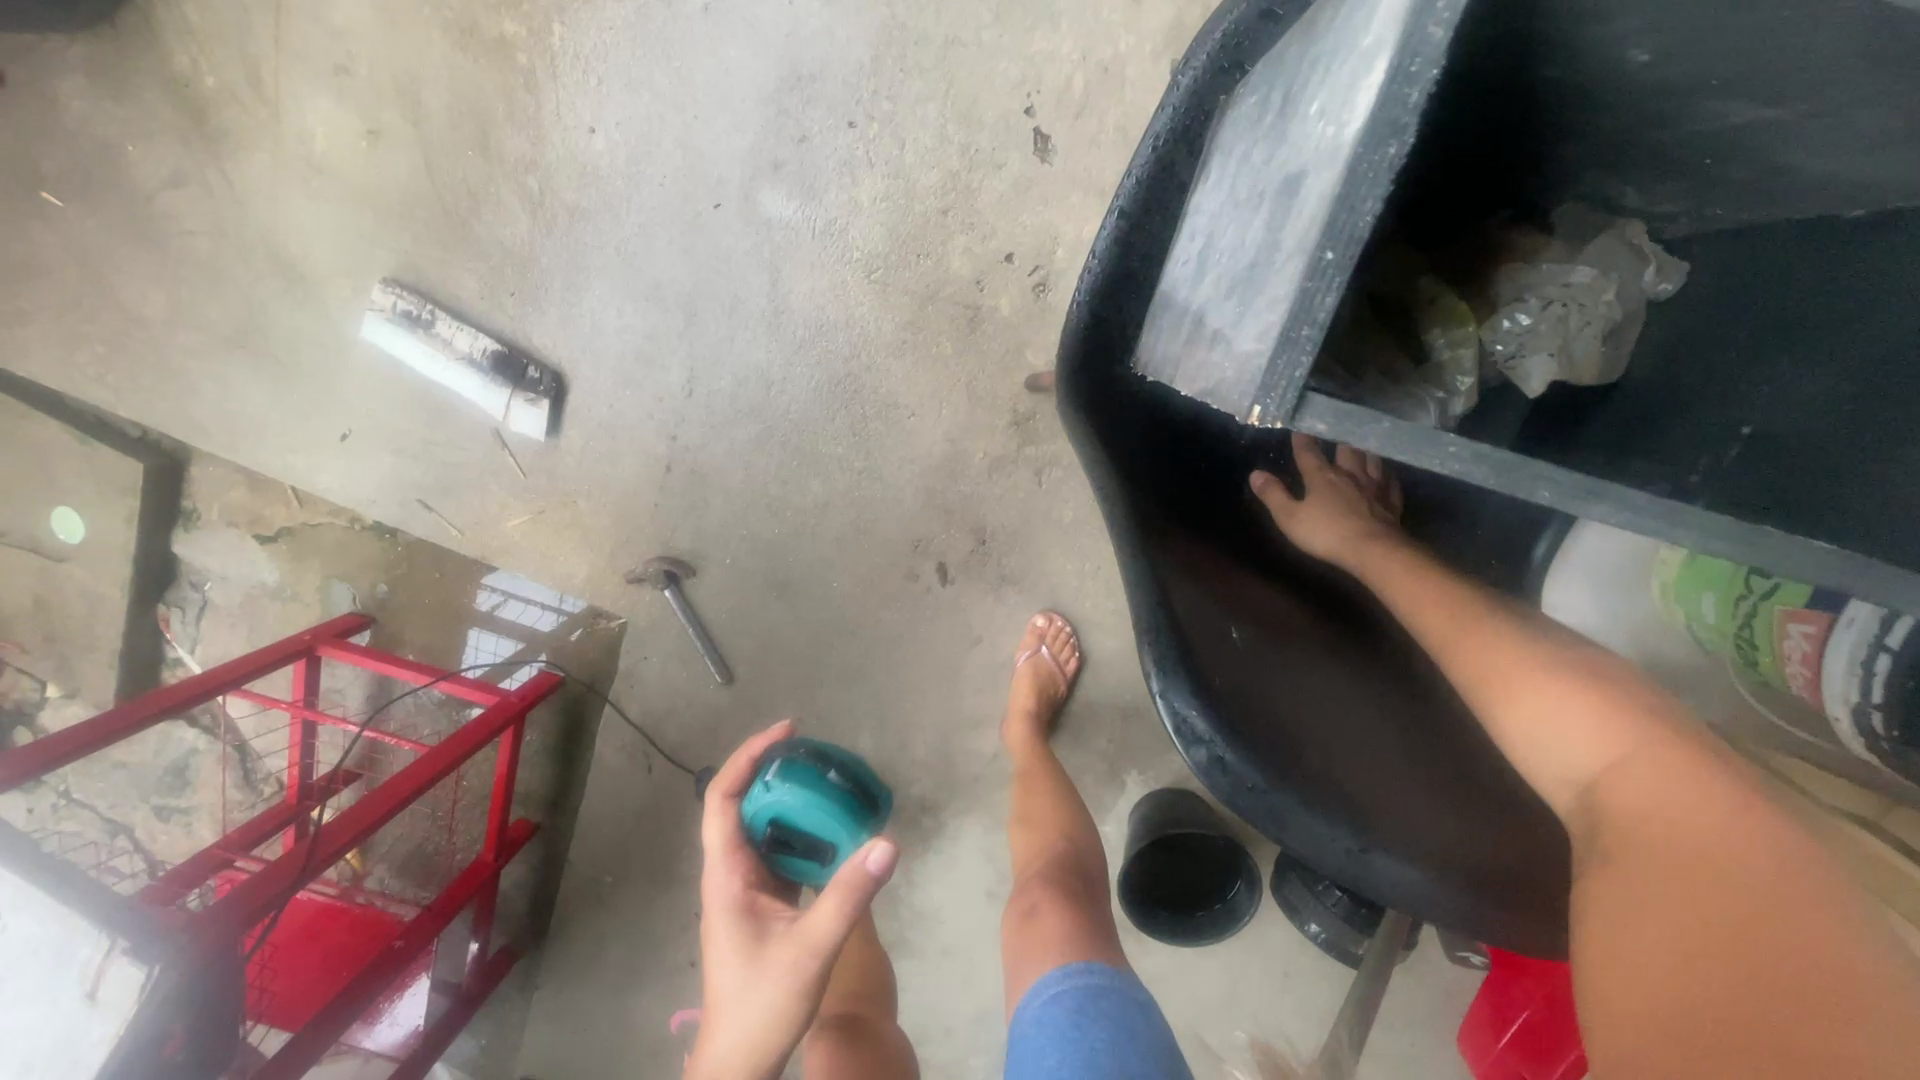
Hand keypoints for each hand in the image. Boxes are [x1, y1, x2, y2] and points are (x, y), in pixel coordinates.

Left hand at [685, 720, 899, 1079]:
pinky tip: (837, 838)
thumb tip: (888, 842)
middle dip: (778, 776)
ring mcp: (746, 891)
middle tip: (821, 759)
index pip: (723, 799)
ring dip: (793, 807)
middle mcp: (732, 874)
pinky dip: (805, 839)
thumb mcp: (811, 948)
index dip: (748, 758)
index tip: (786, 733)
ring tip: (832, 788)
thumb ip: (848, 894)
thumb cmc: (762, 1003)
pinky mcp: (764, 907)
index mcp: (726, 875)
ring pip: (765, 832)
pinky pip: (782, 857)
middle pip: (745, 807)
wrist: (741, 1059)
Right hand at [1251, 433, 1405, 566]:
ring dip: (1366, 452)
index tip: (1299, 429)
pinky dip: (1388, 476)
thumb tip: (1255, 473)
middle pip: (1346, 450)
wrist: (1374, 550)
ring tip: (1363, 447)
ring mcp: (1374, 487)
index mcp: (1322, 477)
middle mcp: (1350, 475)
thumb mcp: (1290, 517)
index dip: (1302, 440)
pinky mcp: (1391, 503)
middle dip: (1339, 441)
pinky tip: (1387, 476)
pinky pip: (1391, 484)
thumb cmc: (1327, 533)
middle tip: (1337, 433)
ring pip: (1372, 461)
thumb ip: (1273, 495)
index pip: (1309, 453)